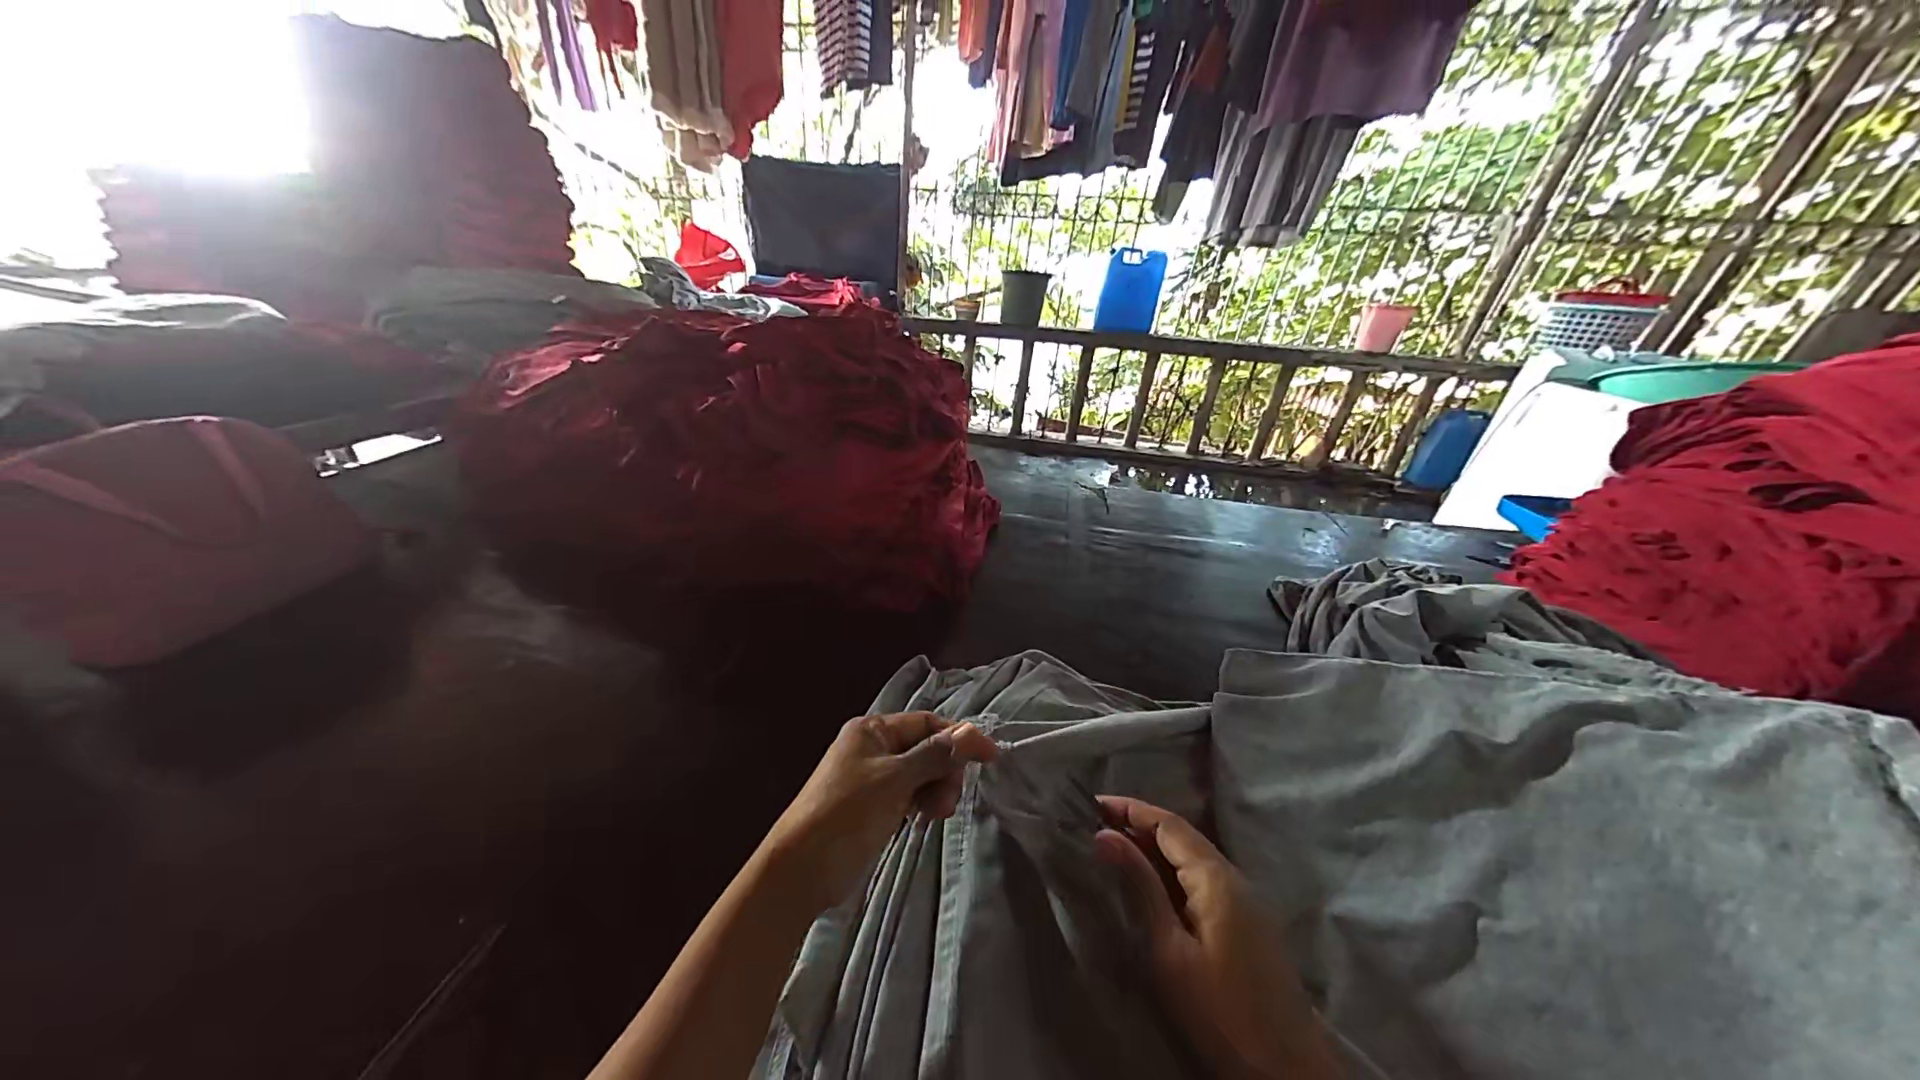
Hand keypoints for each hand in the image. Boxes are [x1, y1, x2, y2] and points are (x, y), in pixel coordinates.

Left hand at [764, 712, 997, 909]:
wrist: (801, 869)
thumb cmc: (847, 813)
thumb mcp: (895, 780)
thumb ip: (935, 755)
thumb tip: (972, 730)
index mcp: (872, 730)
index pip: (927, 722)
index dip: (959, 738)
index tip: (991, 758)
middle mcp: (872, 747)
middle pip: (926, 748)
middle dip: (945, 770)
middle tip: (949, 800)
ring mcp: (872, 777)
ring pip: (920, 774)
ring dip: (935, 790)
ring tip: (936, 815)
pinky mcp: (873, 805)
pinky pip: (909, 795)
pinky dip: (921, 803)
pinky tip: (925, 819)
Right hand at [1095, 796, 1339, 1079]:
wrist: (1288, 1073)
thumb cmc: (1220, 1012)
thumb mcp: (1168, 950)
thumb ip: (1140, 887)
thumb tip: (1106, 835)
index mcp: (1216, 877)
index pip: (1168, 823)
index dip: (1130, 809)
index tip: (1091, 804)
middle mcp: (1234, 878)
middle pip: (1182, 836)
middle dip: (1138, 824)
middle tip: (1095, 825)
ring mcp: (1245, 901)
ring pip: (1192, 857)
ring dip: (1153, 848)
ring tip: (1113, 848)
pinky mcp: (1247, 923)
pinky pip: (1202, 879)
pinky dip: (1170, 871)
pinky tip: (1149, 884)